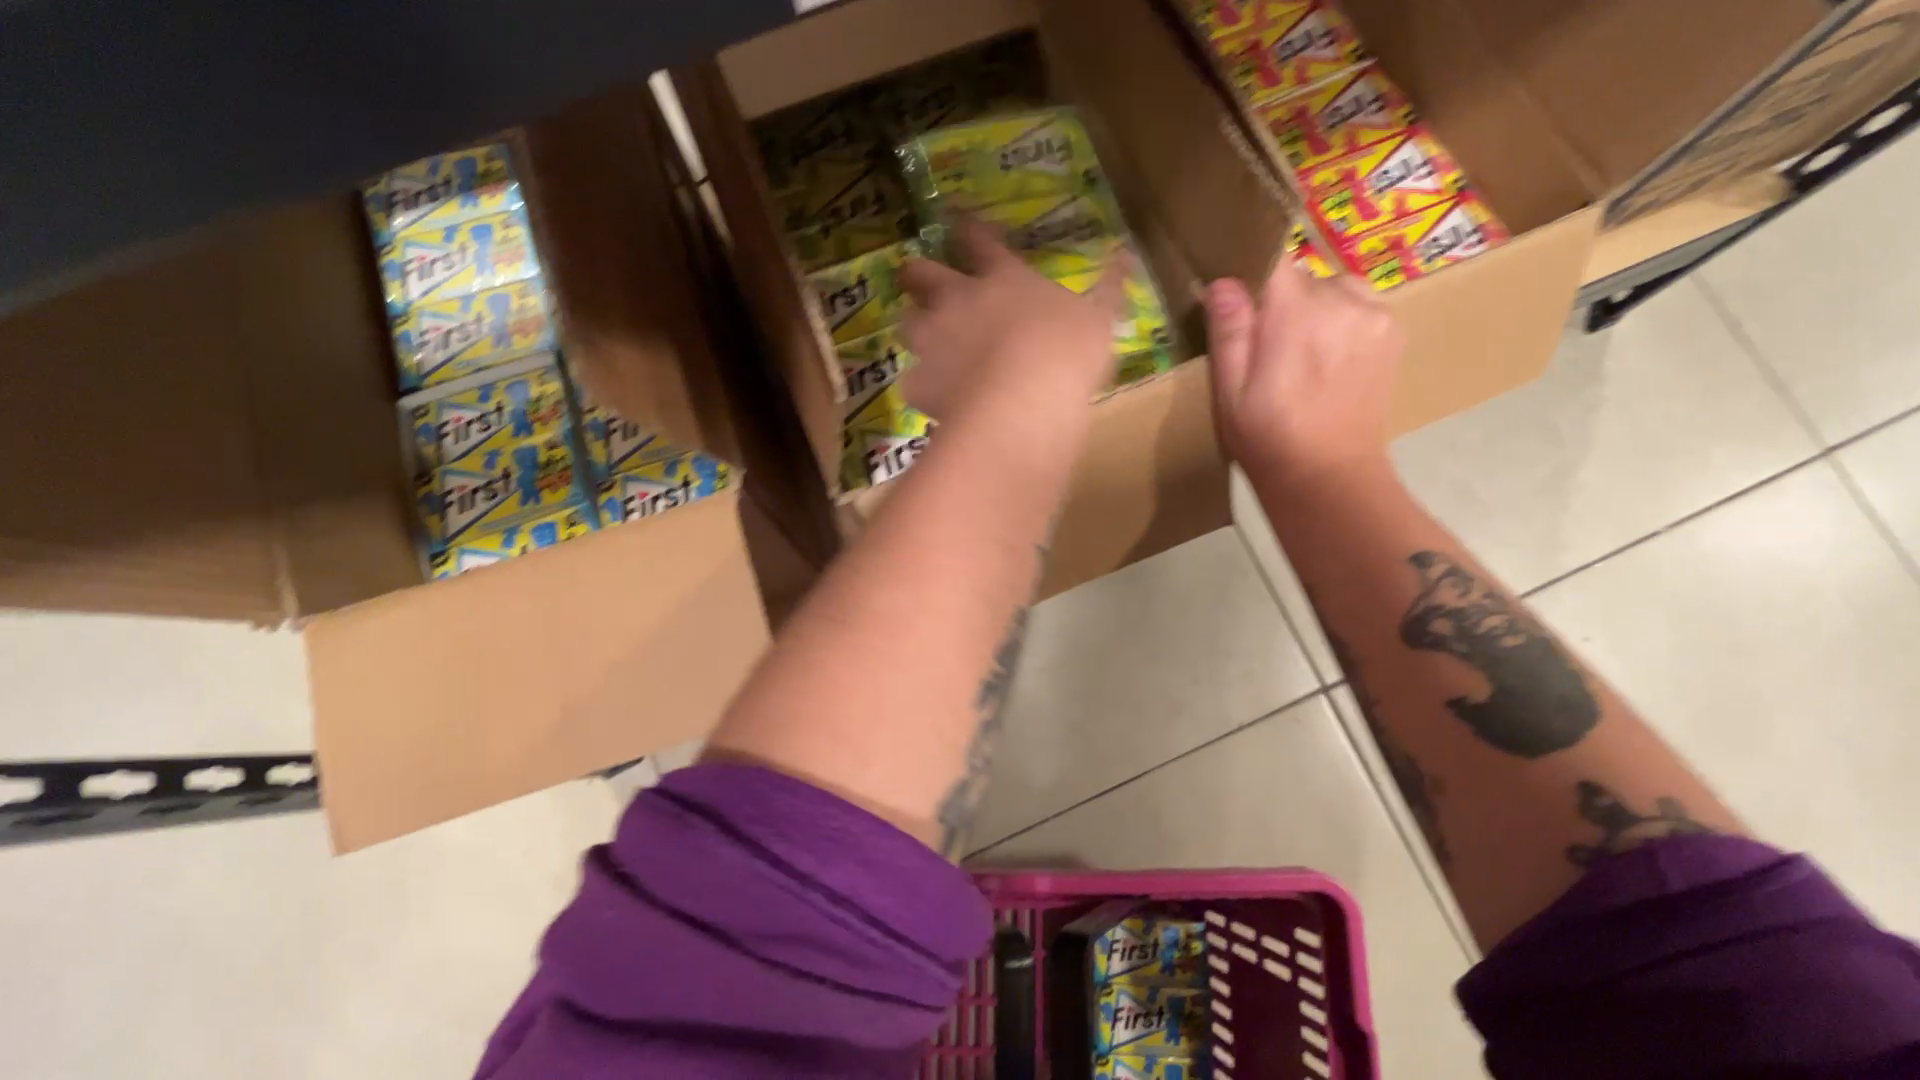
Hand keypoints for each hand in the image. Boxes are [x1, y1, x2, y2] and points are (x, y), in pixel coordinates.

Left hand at [898, 220, 1125, 429]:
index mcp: (1002, 279)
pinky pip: (914, 380)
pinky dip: (923, 385)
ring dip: (916, 327)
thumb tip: (1124, 253)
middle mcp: (958, 301)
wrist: (1021, 407)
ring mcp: (933, 341)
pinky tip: (936, 396)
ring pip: (908, 322)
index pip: (979, 241)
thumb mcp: (1099, 319)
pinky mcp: (920, 382)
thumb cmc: (1065, 355)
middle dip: (918, 272)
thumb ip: (1108, 287)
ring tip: (926, 340)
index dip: (967, 229)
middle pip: (923, 274)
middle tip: (917, 276)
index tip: (957, 219)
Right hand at [1205, 262, 1403, 495]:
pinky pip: (1357, 306)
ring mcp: (1375, 315)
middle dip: (1281, 304)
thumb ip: (1230, 331)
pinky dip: (1341, 322)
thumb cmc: (1269, 439)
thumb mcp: (1231, 391)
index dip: (1251, 278)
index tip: (1238, 305)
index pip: (1272, 260)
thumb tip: (1223, 281)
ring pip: (1331, 290)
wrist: (1330, 478)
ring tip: (1301, 358)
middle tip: (1268, 352)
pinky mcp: (1394, 331)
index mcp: (1297, 313)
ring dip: (1313, 311)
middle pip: (1301, 278)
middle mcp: (1343, 301)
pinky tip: (1329, 360)